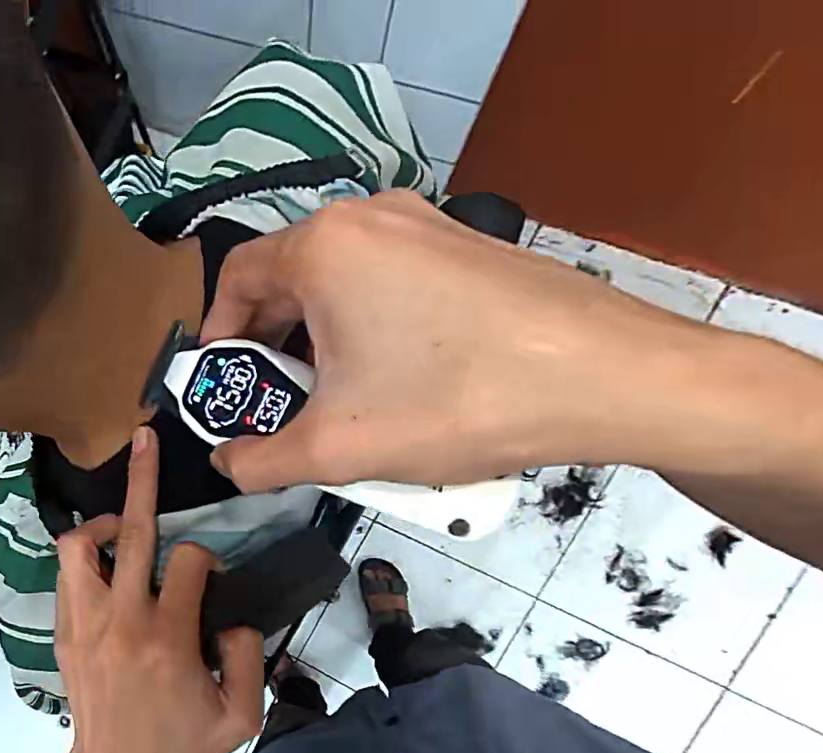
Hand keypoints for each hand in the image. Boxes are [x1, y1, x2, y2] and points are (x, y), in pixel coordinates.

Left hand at [52, 426, 265, 752]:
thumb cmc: (176, 750)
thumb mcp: (240, 718)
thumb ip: (250, 658)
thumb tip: (232, 614)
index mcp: (169, 637)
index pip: (191, 562)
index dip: (209, 558)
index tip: (212, 578)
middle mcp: (122, 619)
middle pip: (131, 531)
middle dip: (144, 479)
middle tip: (147, 438)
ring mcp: (86, 624)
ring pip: (79, 546)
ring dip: (102, 523)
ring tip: (123, 524)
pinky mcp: (65, 634)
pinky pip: (67, 576)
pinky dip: (85, 558)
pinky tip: (105, 566)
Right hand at [199, 190, 742, 490]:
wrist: (606, 381)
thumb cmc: (453, 403)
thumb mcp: (335, 448)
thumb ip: (260, 462)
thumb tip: (226, 465)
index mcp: (325, 247)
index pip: (237, 277)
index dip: (216, 334)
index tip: (223, 382)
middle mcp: (370, 217)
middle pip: (287, 279)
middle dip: (269, 345)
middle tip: (273, 402)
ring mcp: (425, 224)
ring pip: (339, 284)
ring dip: (316, 340)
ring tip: (330, 399)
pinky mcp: (465, 247)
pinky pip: (386, 283)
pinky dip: (364, 327)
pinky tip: (389, 379)